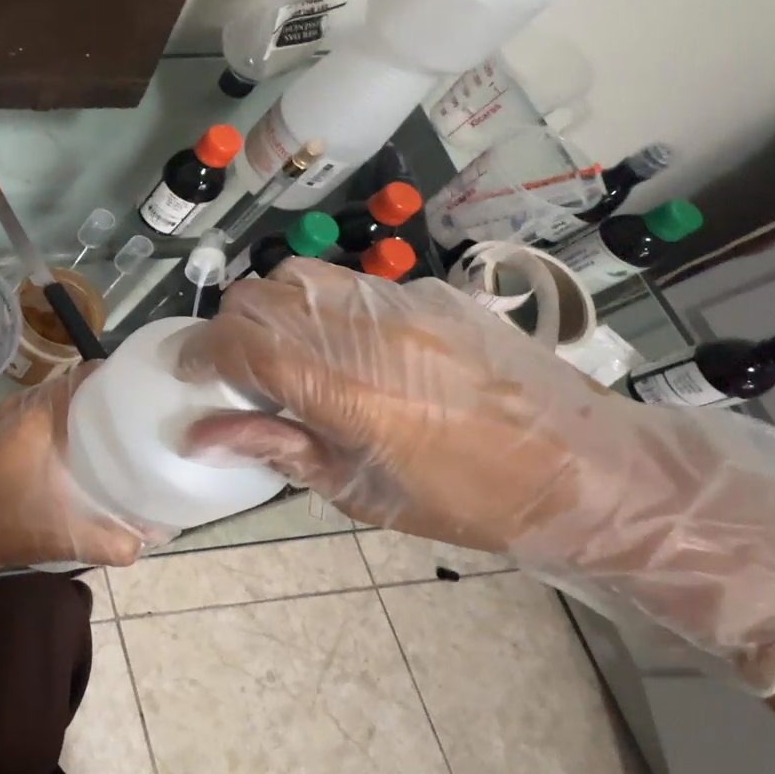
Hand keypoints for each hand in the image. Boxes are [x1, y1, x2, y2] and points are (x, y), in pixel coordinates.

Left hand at [0, 363, 147, 634]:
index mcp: (38, 414)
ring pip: (59, 400)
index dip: (120, 380)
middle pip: (76, 386)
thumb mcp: (69, 538)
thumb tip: (153, 537)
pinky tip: (86, 447)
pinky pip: (43, 414)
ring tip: (122, 429)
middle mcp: (23, 405)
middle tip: (143, 417)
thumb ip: (117, 542)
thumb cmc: (8, 525)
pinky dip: (66, 423)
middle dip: (109, 397)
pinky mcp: (2, 431)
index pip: (87, 376)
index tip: (148, 394)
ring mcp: (9, 416)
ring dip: (87, 411)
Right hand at [175, 258, 774, 692]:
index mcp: (346, 390)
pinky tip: (347, 342)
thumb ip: (273, 448)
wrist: (589, 470)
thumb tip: (196, 436)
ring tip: (284, 345)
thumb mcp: (357, 491)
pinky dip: (322, 305)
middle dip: (229, 326)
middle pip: (258, 296)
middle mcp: (367, 332)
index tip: (185, 369)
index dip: (198, 351)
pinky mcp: (433, 293)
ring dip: (271, 306)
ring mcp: (403, 304)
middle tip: (235, 366)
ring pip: (299, 274)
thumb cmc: (463, 499)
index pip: (241, 343)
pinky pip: (350, 282)